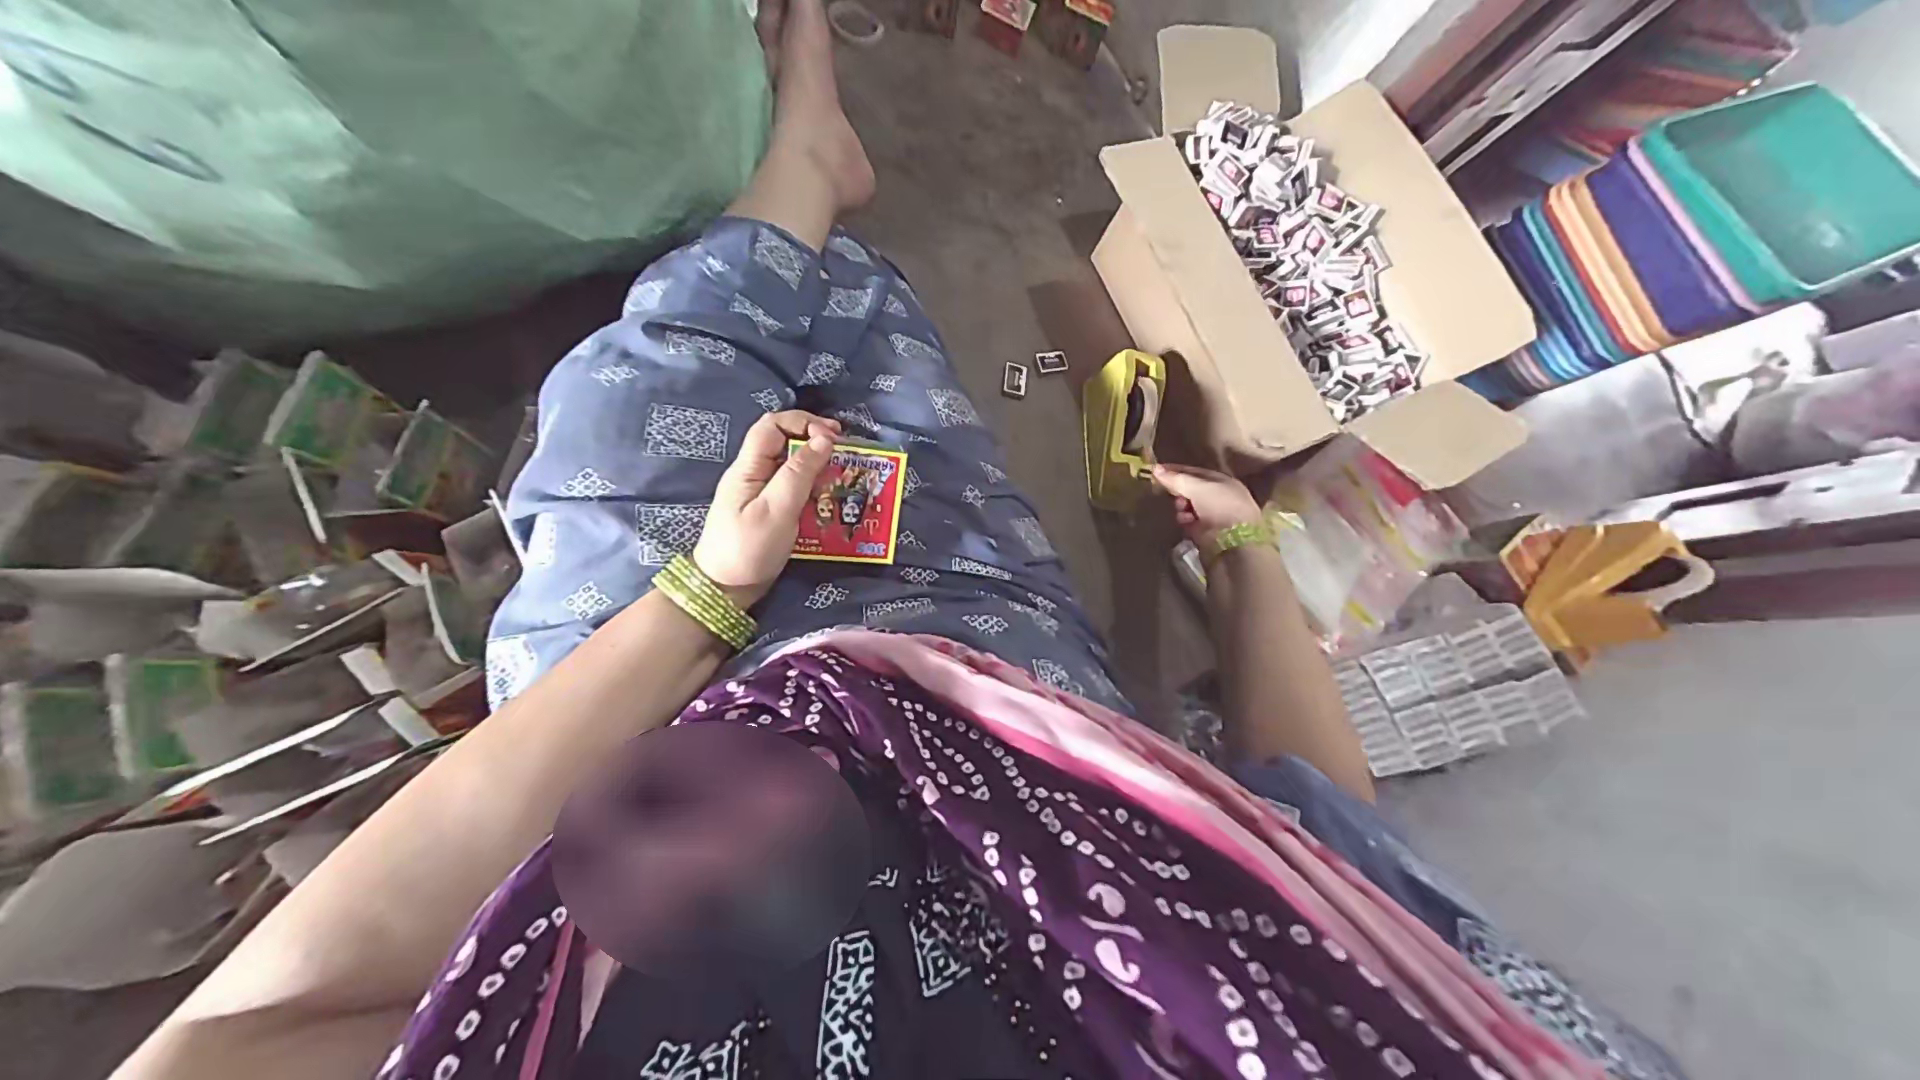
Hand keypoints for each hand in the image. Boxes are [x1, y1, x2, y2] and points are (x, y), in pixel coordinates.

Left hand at [693, 411, 841, 606]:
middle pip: (783, 441)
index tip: (833, 437)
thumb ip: (800, 472)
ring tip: (842, 473)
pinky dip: (813, 486)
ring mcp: (760, 493)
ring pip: (790, 465)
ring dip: (817, 464)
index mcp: (749, 468)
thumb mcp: (777, 509)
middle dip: (814, 440)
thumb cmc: (748, 549)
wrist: (724, 590)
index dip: (804, 422)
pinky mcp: (769, 511)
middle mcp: (753, 474)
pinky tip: (829, 497)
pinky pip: (792, 487)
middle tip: (845, 450)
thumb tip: (824, 440)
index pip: (773, 425)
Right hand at [1150, 463, 1264, 547]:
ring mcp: (1212, 514)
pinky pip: (1188, 521)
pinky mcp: (1205, 531)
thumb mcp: (1197, 487)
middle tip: (1168, 491)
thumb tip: (1155, 469)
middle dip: (1178, 490)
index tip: (1158, 471)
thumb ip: (1176, 479)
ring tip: (1181, 508)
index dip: (1177, 470)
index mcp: (1222, 482)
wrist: (1232, 541)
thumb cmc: (1219, 506)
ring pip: (1187, 505)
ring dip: (1181, 506)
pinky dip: (1185, 520)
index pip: (1195, 472)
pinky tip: (1186, 521)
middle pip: (1190, 489)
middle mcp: (1218, 497)